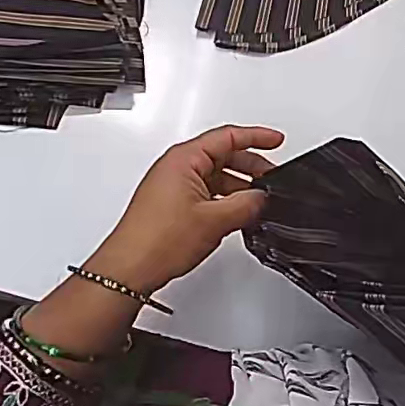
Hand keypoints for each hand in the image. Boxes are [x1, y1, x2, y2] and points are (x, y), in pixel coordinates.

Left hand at [86, 125, 285, 293]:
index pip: (228, 137)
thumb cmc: (156, 240)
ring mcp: (173, 185)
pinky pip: (206, 191)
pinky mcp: (172, 202)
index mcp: (184, 159)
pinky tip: (237, 212)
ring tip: (257, 199)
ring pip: (215, 175)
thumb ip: (246, 204)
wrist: (130, 268)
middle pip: (222, 155)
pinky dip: (225, 198)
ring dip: (238, 185)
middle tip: (271, 176)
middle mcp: (176, 167)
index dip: (256, 137)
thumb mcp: (215, 220)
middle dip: (251, 165)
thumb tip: (261, 198)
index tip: (275, 140)